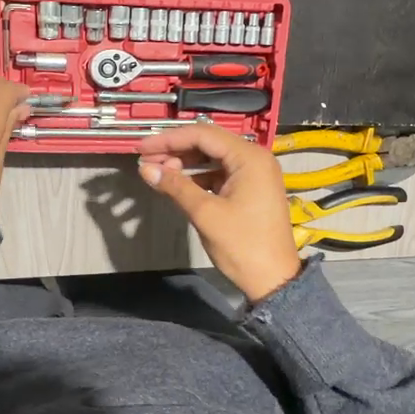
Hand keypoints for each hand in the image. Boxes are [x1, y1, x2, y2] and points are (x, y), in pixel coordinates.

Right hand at [137, 123, 301, 302]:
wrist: (273, 278)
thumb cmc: (242, 245)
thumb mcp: (205, 214)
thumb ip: (175, 187)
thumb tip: (145, 169)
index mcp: (249, 157)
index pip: (202, 135)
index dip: (168, 140)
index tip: (141, 150)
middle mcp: (255, 157)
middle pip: (208, 143)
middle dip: (176, 150)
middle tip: (146, 162)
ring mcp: (255, 173)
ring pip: (213, 158)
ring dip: (186, 163)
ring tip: (158, 173)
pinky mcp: (251, 189)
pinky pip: (221, 173)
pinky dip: (199, 176)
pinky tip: (178, 184)